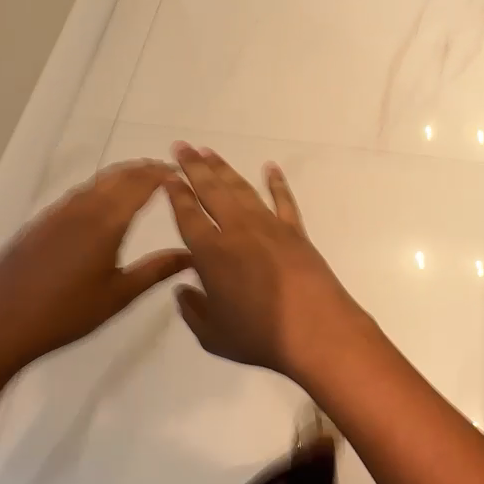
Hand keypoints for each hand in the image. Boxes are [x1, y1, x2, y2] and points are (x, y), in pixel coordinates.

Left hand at [0, 160, 191, 379]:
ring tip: (141, 182)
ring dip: (123, 176)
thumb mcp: (118, 297)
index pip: (143, 184)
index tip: (184, 174)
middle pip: (120, 176)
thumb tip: (193, 254)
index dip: (165, 174)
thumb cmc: (63, 315)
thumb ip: (156, 270)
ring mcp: (56, 214)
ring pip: (97, 183)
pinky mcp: (39, 225)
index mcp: (106, 221)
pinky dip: (100, 188)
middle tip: (168, 172)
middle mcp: (83, 208)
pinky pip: (78, 194)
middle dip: (146, 169)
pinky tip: (101, 205)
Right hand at [164, 143, 372, 383]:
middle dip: (194, 167)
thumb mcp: (213, 335)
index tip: (167, 175)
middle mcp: (238, 231)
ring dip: (225, 169)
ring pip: (243, 190)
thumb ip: (193, 310)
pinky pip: (284, 200)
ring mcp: (270, 227)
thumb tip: (182, 289)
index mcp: (211, 254)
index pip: (188, 216)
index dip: (176, 194)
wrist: (315, 329)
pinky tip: (270, 168)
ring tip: (209, 152)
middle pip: (212, 191)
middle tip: (182, 146)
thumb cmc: (259, 336)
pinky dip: (277, 183)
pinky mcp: (296, 231)